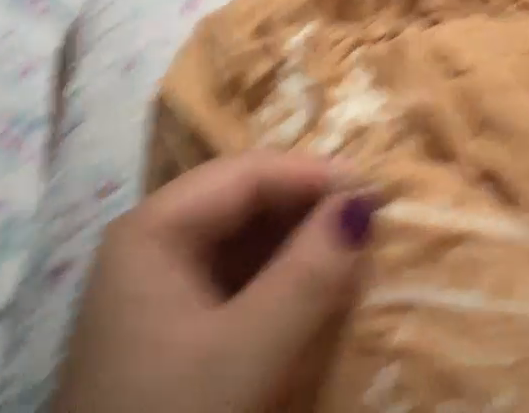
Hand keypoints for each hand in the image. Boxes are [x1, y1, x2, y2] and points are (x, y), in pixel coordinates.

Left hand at [58, 152, 374, 412]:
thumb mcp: (245, 353)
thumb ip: (306, 277)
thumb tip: (361, 205)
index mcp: (152, 230)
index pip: (244, 174)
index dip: (312, 174)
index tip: (378, 191)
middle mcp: (151, 242)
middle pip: (240, 199)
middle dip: (306, 205)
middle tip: (372, 219)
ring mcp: (159, 284)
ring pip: (241, 237)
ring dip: (297, 240)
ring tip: (353, 248)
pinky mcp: (172, 325)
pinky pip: (235, 276)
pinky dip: (279, 275)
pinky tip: (314, 287)